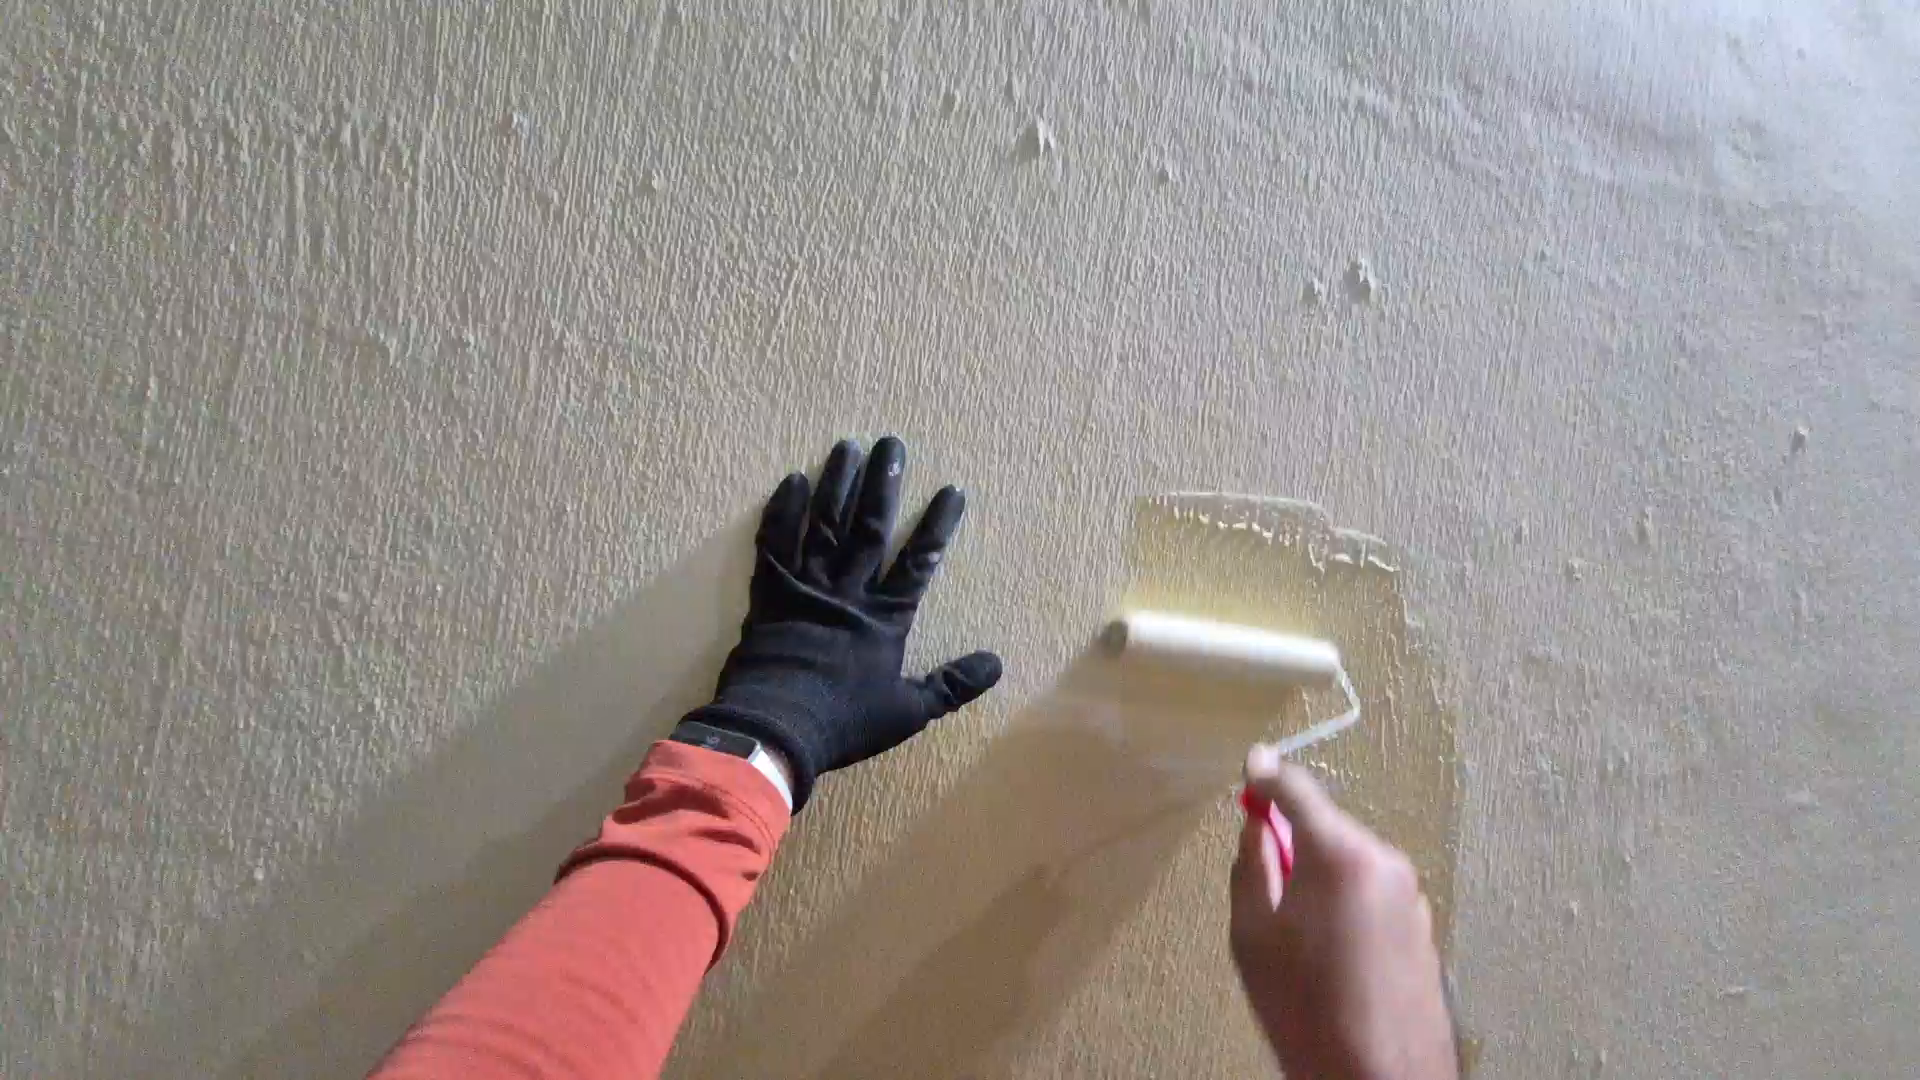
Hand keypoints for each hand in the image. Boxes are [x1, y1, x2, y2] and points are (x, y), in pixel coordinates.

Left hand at [684, 436, 1001, 810]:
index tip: (952, 490)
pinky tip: (791, 480)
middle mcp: (848, 591)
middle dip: (883, 485)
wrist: (776, 730)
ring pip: (825, 525)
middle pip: (869, 528)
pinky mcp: (771, 592)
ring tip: (847, 446)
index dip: (936, 525)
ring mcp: (807, 588)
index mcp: (884, 617)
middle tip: (891, 444)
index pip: (918, 561)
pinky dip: (782, 512)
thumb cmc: (845, 722)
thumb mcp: (908, 711)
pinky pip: (776, 544)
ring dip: (836, 484)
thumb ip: (952, 685)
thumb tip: (997, 664)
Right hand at [1230, 746, 1456, 1079]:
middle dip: (1292, 835)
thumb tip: (1257, 820)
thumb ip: (1252, 861)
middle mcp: (1384, 861)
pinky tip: (1332, 947)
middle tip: (1263, 876)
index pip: (1296, 788)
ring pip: (1347, 856)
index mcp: (1339, 854)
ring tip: (1297, 926)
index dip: (1266, 773)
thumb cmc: (1303, 1005)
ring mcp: (1411, 895)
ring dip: (1318, 868)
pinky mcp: (1422, 926)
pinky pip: (1369, 887)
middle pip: (1324, 824)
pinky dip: (1343, 894)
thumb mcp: (1252, 930)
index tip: (1249, 765)